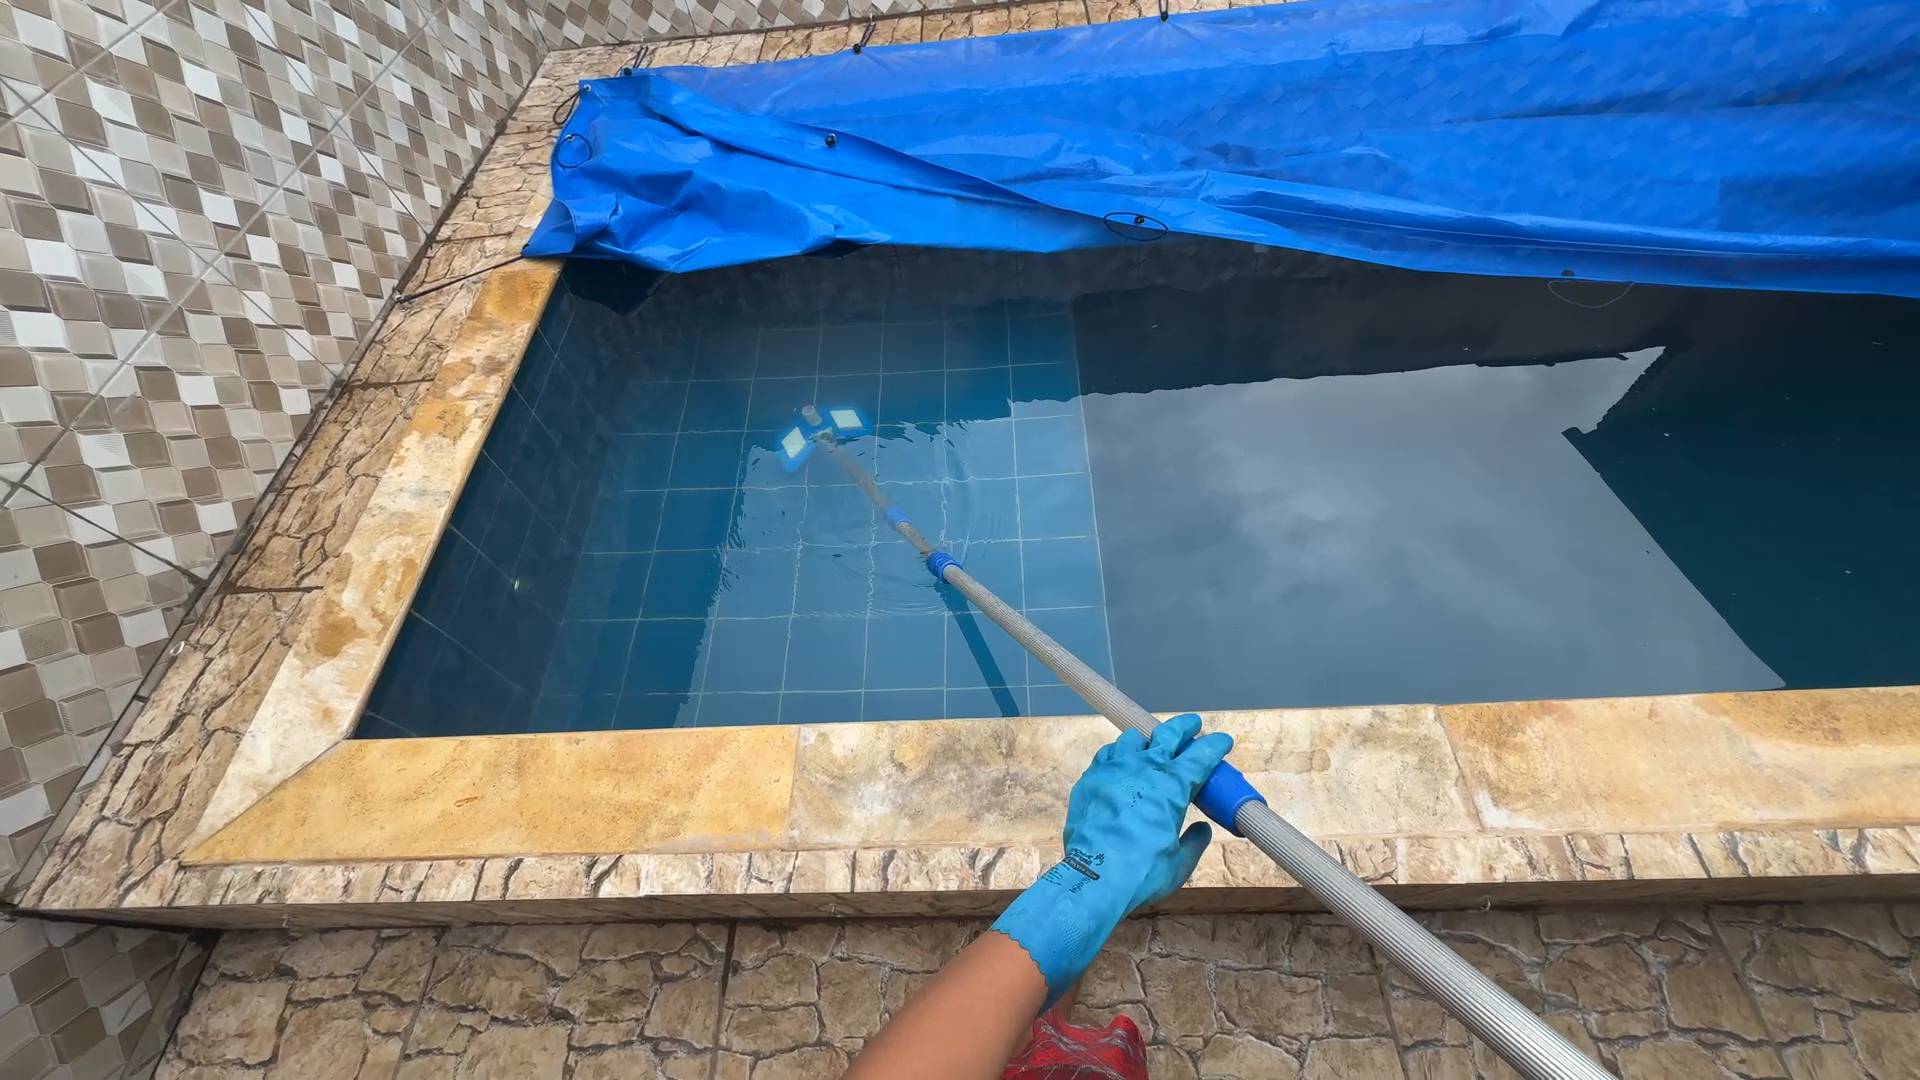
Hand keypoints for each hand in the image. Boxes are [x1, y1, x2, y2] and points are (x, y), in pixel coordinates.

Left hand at [991, 713, 1232, 1007]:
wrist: (1094, 874)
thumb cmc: (1142, 871)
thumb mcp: (1180, 862)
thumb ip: (1193, 841)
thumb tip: (1202, 829)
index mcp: (1172, 785)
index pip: (1200, 755)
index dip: (1214, 745)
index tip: (1222, 739)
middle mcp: (1144, 768)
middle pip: (1167, 735)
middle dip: (1184, 727)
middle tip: (1193, 724)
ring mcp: (1114, 769)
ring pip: (1133, 739)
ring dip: (1148, 740)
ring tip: (1153, 744)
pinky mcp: (1091, 777)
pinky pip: (1107, 755)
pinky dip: (1119, 754)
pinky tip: (1121, 762)